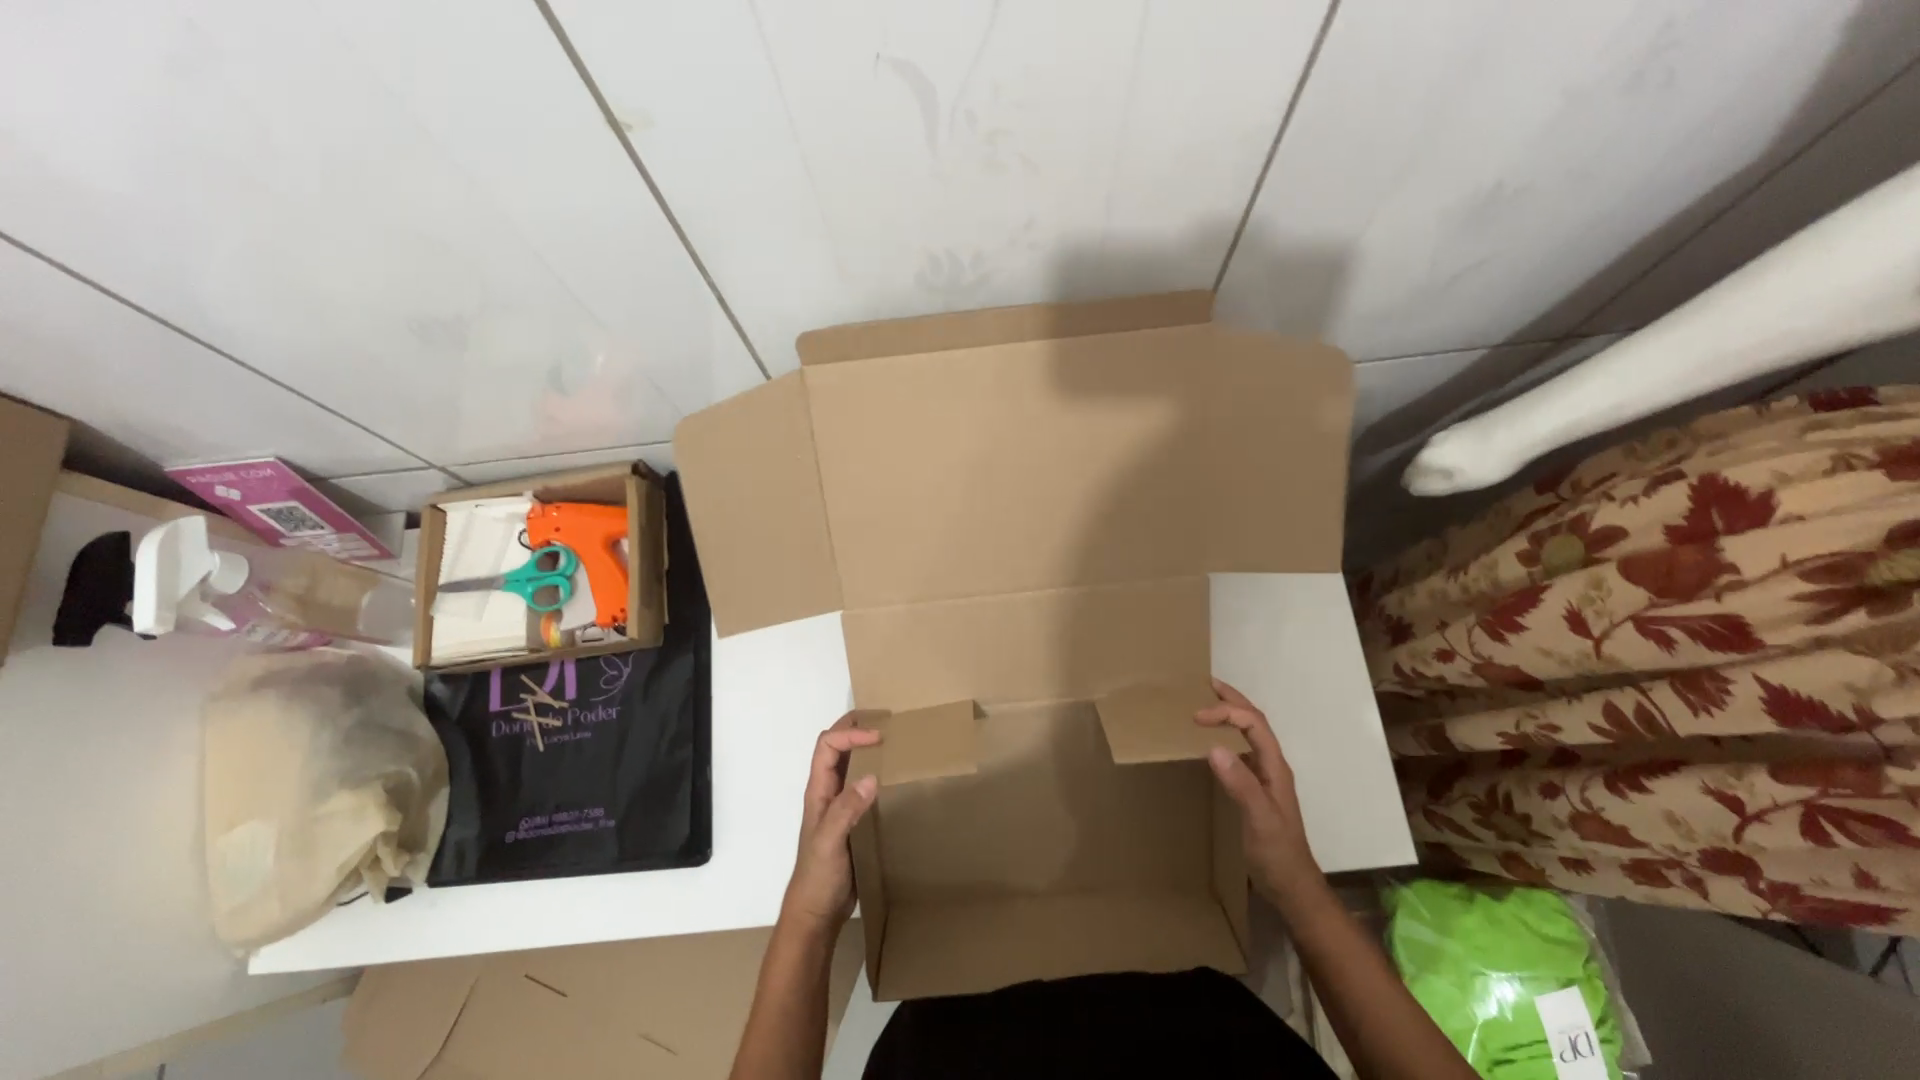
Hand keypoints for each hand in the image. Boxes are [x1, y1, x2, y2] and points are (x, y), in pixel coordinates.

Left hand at [781, 712, 880, 931]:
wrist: (817, 911)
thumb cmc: (818, 875)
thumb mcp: (829, 842)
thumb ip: (846, 810)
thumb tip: (870, 777)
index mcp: (818, 791)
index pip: (827, 746)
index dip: (850, 733)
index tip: (879, 737)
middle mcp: (828, 792)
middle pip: (836, 749)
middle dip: (856, 728)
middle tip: (887, 721)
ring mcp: (841, 806)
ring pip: (851, 766)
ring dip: (868, 750)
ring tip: (897, 743)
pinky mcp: (855, 821)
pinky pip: (865, 788)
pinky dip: (879, 775)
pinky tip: (898, 781)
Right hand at [1196, 678, 1324, 907]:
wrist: (1291, 886)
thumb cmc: (1277, 853)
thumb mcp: (1259, 818)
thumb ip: (1241, 783)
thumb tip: (1213, 747)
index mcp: (1275, 767)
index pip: (1253, 724)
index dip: (1226, 712)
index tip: (1196, 716)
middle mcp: (1272, 767)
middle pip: (1255, 723)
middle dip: (1232, 700)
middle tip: (1205, 683)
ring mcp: (1265, 779)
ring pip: (1249, 735)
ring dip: (1231, 715)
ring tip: (1207, 704)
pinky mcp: (1256, 791)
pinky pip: (1241, 752)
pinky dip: (1226, 738)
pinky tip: (1211, 743)